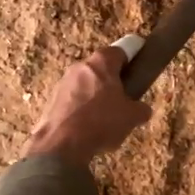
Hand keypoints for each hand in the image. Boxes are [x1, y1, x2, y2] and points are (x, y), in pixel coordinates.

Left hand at [23, 46, 152, 167]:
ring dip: (96, 94)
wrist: (60, 146)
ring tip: (105, 117)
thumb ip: (141, 109)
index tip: (141, 66)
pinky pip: (73, 99)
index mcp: (103, 61)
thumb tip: (143, 110)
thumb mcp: (132, 117)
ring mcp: (64, 82)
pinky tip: (88, 127)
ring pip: (86, 83)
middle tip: (125, 97)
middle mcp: (81, 65)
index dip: (135, 56)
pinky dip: (81, 108)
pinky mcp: (51, 100)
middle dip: (114, 79)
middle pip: (102, 67)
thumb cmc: (101, 122)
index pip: (124, 48)